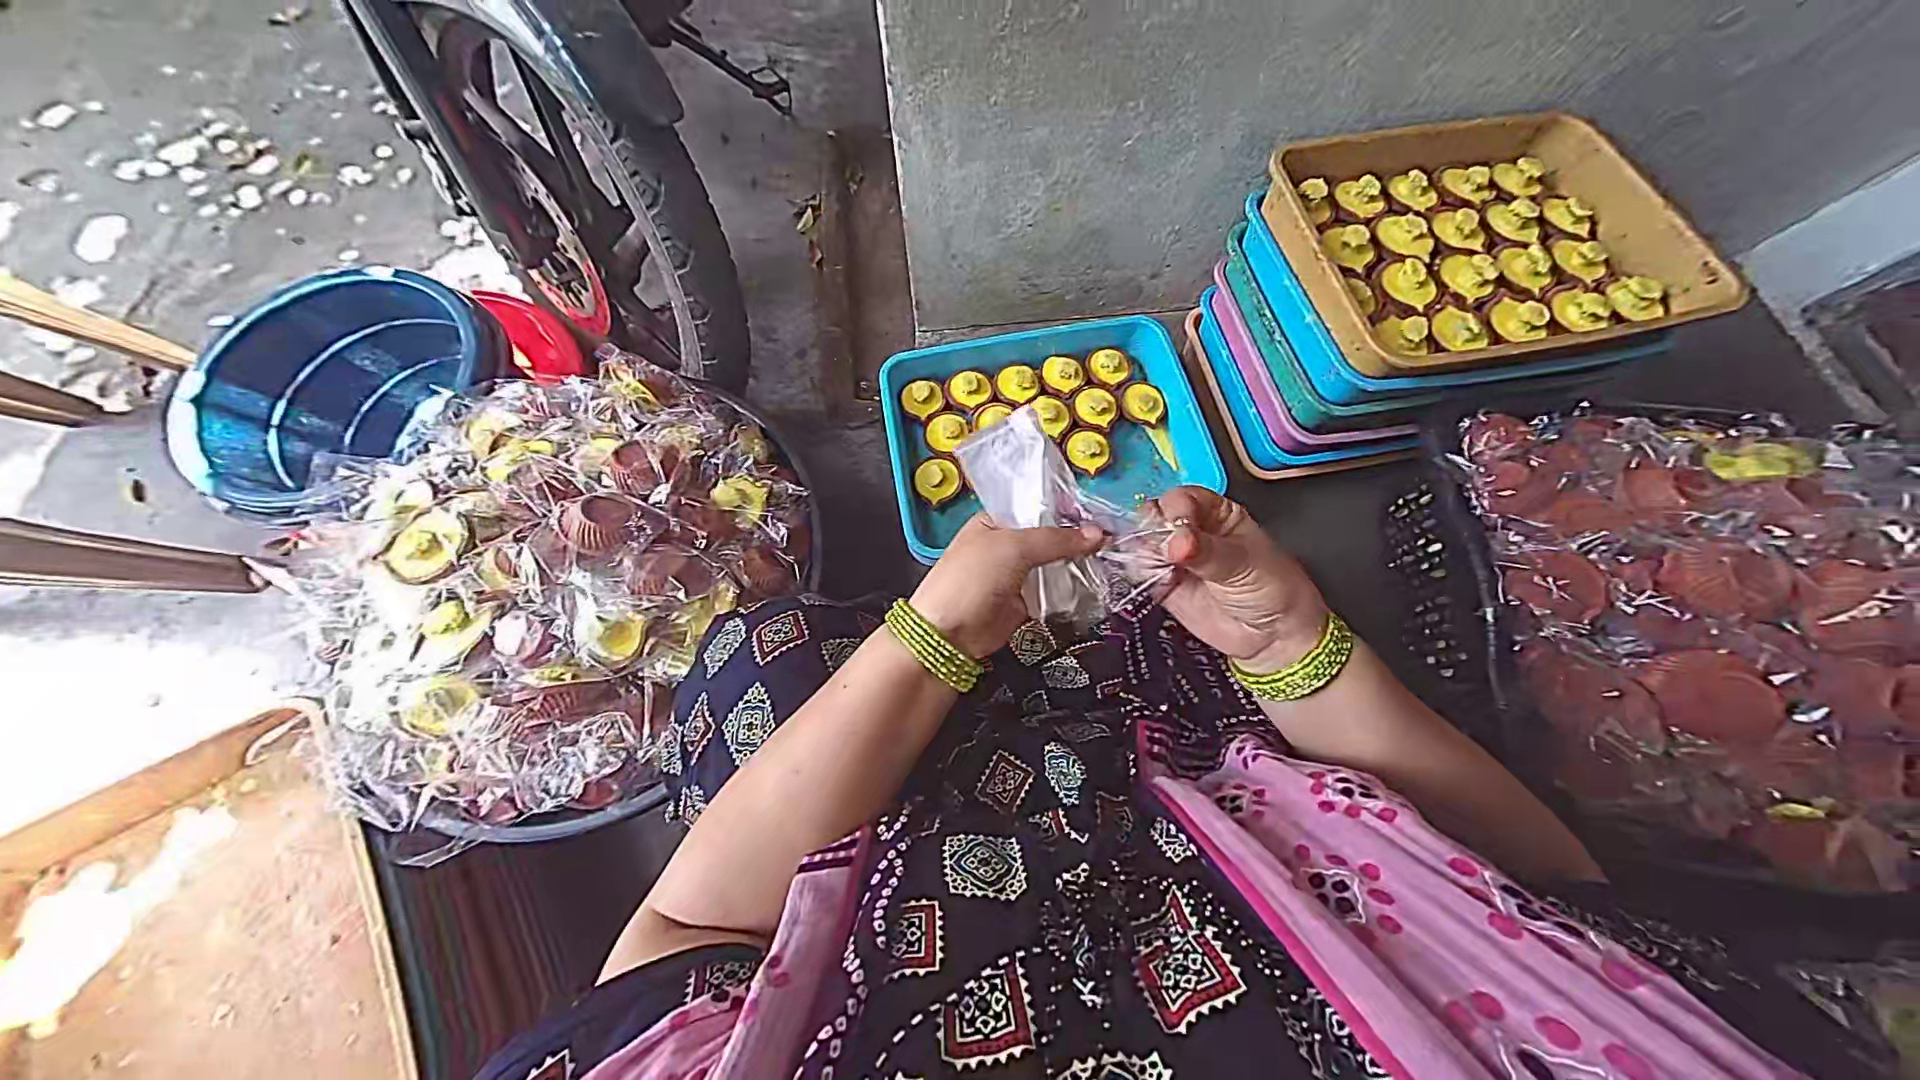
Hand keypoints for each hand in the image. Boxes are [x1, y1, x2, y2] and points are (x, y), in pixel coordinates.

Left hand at [910, 515, 1103, 657]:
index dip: (1066, 509)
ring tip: (1111, 556)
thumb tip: (1096, 534)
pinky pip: (1053, 590)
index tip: (1099, 512)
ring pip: (1054, 563)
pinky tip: (1095, 581)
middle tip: (1112, 536)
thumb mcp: (1013, 547)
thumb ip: (1056, 539)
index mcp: (995, 521)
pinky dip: (1071, 588)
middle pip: (1049, 536)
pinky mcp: (1024, 601)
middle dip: (1077, 537)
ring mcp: (1015, 574)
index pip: (1037, 506)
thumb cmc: (969, 580)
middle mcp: (1006, 545)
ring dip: (1077, 563)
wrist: (948, 635)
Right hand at [1155, 487, 1330, 673]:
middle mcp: (1190, 529)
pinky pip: (1138, 571)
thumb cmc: (1272, 588)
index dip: (1174, 511)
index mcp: (1215, 512)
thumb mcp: (1243, 564)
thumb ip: (1207, 551)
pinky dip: (1138, 573)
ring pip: (1141, 543)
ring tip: (1161, 570)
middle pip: (1154, 517)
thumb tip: (1176, 543)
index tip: (1176, 530)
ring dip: (1142, 553)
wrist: (1273, 637)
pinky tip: (1154, 580)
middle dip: (1151, 531)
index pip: (1182, 499)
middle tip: (1162, 552)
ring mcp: (1172, 557)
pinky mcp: (1160, 582)